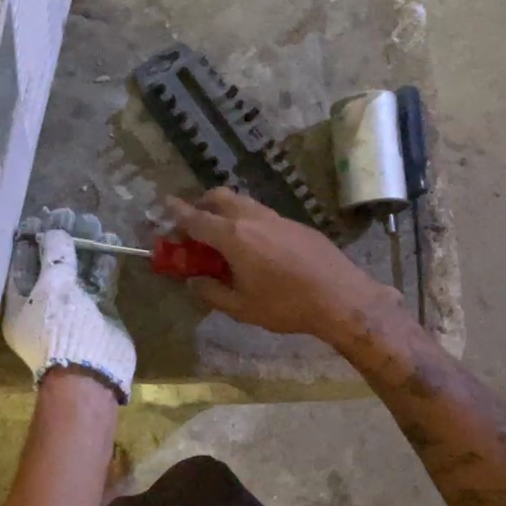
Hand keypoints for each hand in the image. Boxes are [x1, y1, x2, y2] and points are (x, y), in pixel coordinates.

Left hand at [4, 210, 136, 402]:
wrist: (90, 371)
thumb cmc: (59, 327)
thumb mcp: (51, 286)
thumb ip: (55, 256)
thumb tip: (54, 231)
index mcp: (20, 304)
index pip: (21, 265)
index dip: (31, 240)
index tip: (40, 217)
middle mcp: (44, 306)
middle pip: (52, 266)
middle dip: (62, 240)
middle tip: (72, 214)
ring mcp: (72, 310)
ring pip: (78, 272)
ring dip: (86, 248)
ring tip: (93, 222)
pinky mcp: (98, 313)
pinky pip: (99, 282)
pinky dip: (104, 264)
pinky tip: (110, 242)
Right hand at [167, 189, 401, 339]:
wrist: (341, 298)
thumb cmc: (285, 306)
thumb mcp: (241, 308)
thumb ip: (212, 292)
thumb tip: (195, 282)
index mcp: (234, 237)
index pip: (197, 219)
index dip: (177, 213)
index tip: (164, 204)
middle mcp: (253, 219)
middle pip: (220, 198)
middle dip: (202, 203)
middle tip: (193, 221)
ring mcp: (278, 219)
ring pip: (243, 203)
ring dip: (226, 211)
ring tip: (221, 235)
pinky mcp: (296, 225)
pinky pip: (263, 215)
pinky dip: (247, 221)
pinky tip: (253, 247)